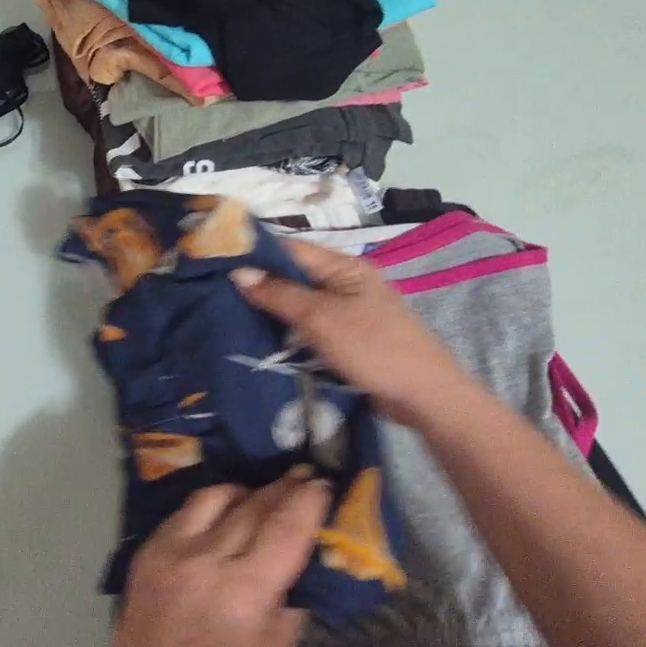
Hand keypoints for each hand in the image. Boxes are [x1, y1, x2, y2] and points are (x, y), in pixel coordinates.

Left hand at [97, 470, 331, 646]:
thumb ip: (290, 607)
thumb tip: (303, 565)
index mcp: (246, 591)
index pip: (285, 530)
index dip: (308, 503)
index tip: (324, 483)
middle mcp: (208, 558)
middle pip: (253, 507)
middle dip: (283, 488)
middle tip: (304, 474)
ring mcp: (173, 548)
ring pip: (214, 497)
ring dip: (244, 491)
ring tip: (264, 491)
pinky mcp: (148, 548)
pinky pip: (184, 511)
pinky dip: (209, 506)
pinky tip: (222, 510)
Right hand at [230, 239, 473, 427]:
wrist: (426, 398)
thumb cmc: (374, 349)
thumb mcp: (320, 318)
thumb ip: (279, 294)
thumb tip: (239, 272)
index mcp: (345, 266)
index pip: (290, 248)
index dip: (256, 253)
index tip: (219, 262)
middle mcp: (348, 281)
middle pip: (295, 274)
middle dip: (261, 282)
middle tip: (220, 291)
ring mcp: (352, 309)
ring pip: (302, 300)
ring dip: (274, 307)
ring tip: (234, 313)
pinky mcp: (352, 335)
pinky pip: (313, 323)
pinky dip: (291, 327)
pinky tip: (266, 336)